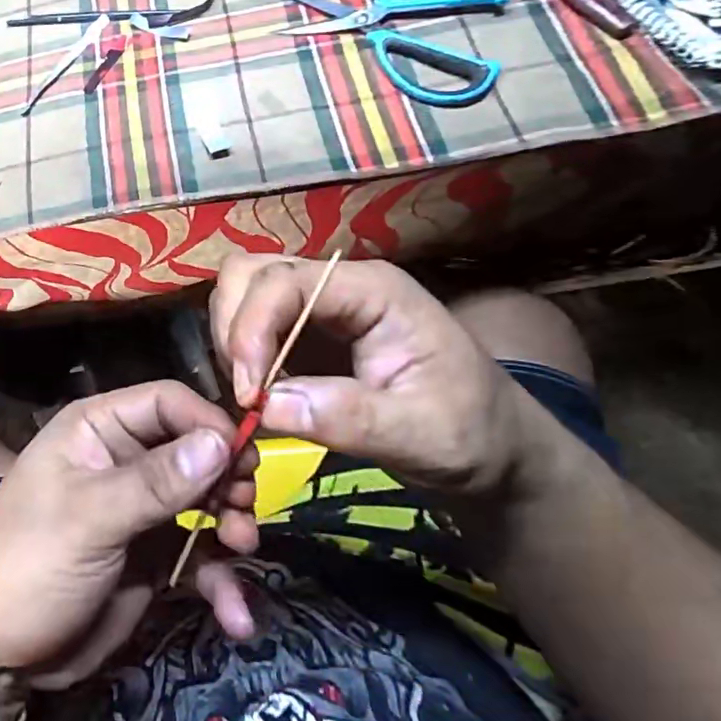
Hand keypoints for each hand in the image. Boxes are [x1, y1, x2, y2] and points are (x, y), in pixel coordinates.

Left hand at [0, 381, 258, 695]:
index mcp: (97, 430)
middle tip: (242, 511)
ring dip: (233, 525)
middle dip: (228, 478)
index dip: (209, 424)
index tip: (243, 461)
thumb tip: (221, 440)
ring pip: (207, 501)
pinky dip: (222, 581)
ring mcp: (140, 510)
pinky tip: (235, 615)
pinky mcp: (152, 556)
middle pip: (196, 450)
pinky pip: (201, 556)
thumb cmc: (27, 562)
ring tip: (240, 549)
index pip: (167, 402)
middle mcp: (123, 460)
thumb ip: (155, 482)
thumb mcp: (88, 518)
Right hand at [208, 254, 550, 500]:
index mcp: (372, 291)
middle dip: (232, 329)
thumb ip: (350, 418)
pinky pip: (246, 325)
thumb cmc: (470, 433)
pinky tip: (259, 395)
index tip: (248, 394)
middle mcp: (336, 285)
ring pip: (240, 294)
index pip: (283, 281)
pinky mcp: (300, 331)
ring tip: (253, 395)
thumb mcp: (424, 435)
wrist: (490, 447)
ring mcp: (315, 305)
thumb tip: (267, 406)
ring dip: (231, 341)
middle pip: (249, 274)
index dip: (251, 328)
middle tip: (246, 392)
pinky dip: (237, 357)